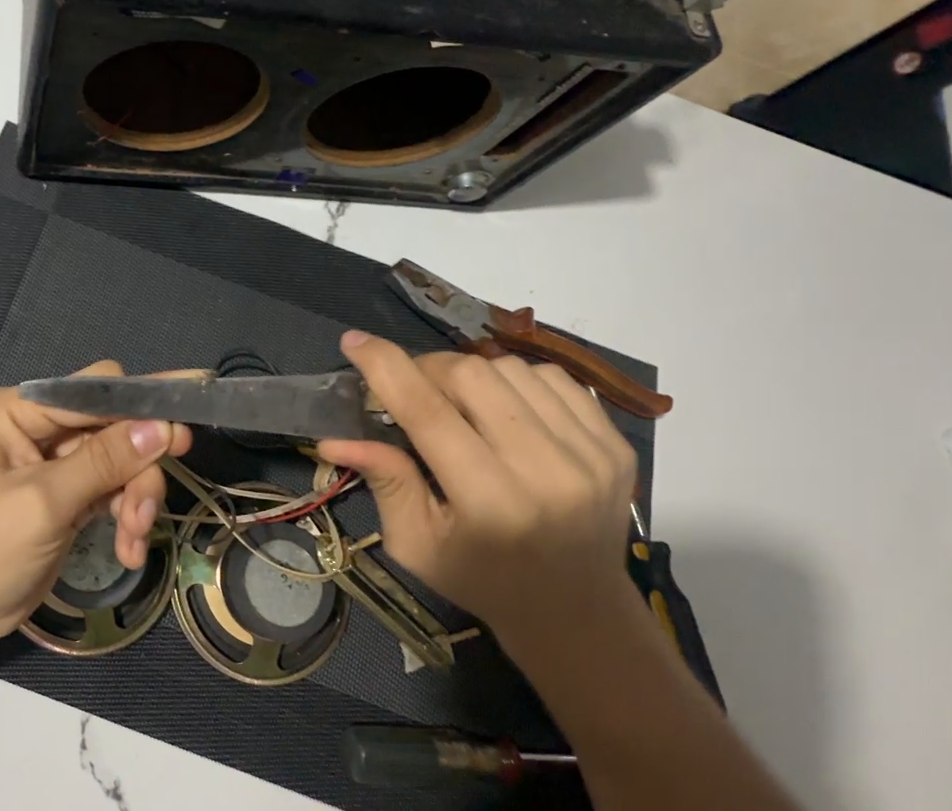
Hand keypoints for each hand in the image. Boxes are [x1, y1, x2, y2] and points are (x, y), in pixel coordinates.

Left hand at [0, 361, 192, 679]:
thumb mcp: (43, 503)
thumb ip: (103, 462)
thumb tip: (162, 426)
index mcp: (21, 410)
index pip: (95, 389)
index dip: (143, 402)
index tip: (189, 417)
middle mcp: (41, 427)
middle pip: (116, 428)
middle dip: (138, 468)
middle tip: (146, 512)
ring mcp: (56, 463)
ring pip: (123, 462)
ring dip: (136, 500)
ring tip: (133, 540)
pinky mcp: (68, 497)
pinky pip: (114, 493)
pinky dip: (127, 518)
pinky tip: (128, 551)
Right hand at [317, 331, 639, 646]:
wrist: (576, 610)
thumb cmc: (481, 578)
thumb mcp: (416, 544)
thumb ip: (385, 482)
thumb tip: (336, 437)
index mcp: (490, 503)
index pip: (429, 412)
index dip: (386, 368)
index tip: (355, 342)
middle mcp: (547, 471)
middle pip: (472, 376)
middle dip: (428, 369)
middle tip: (411, 388)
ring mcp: (590, 455)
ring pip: (511, 369)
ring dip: (472, 374)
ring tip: (460, 403)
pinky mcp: (615, 445)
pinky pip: (554, 379)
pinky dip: (516, 381)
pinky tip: (504, 408)